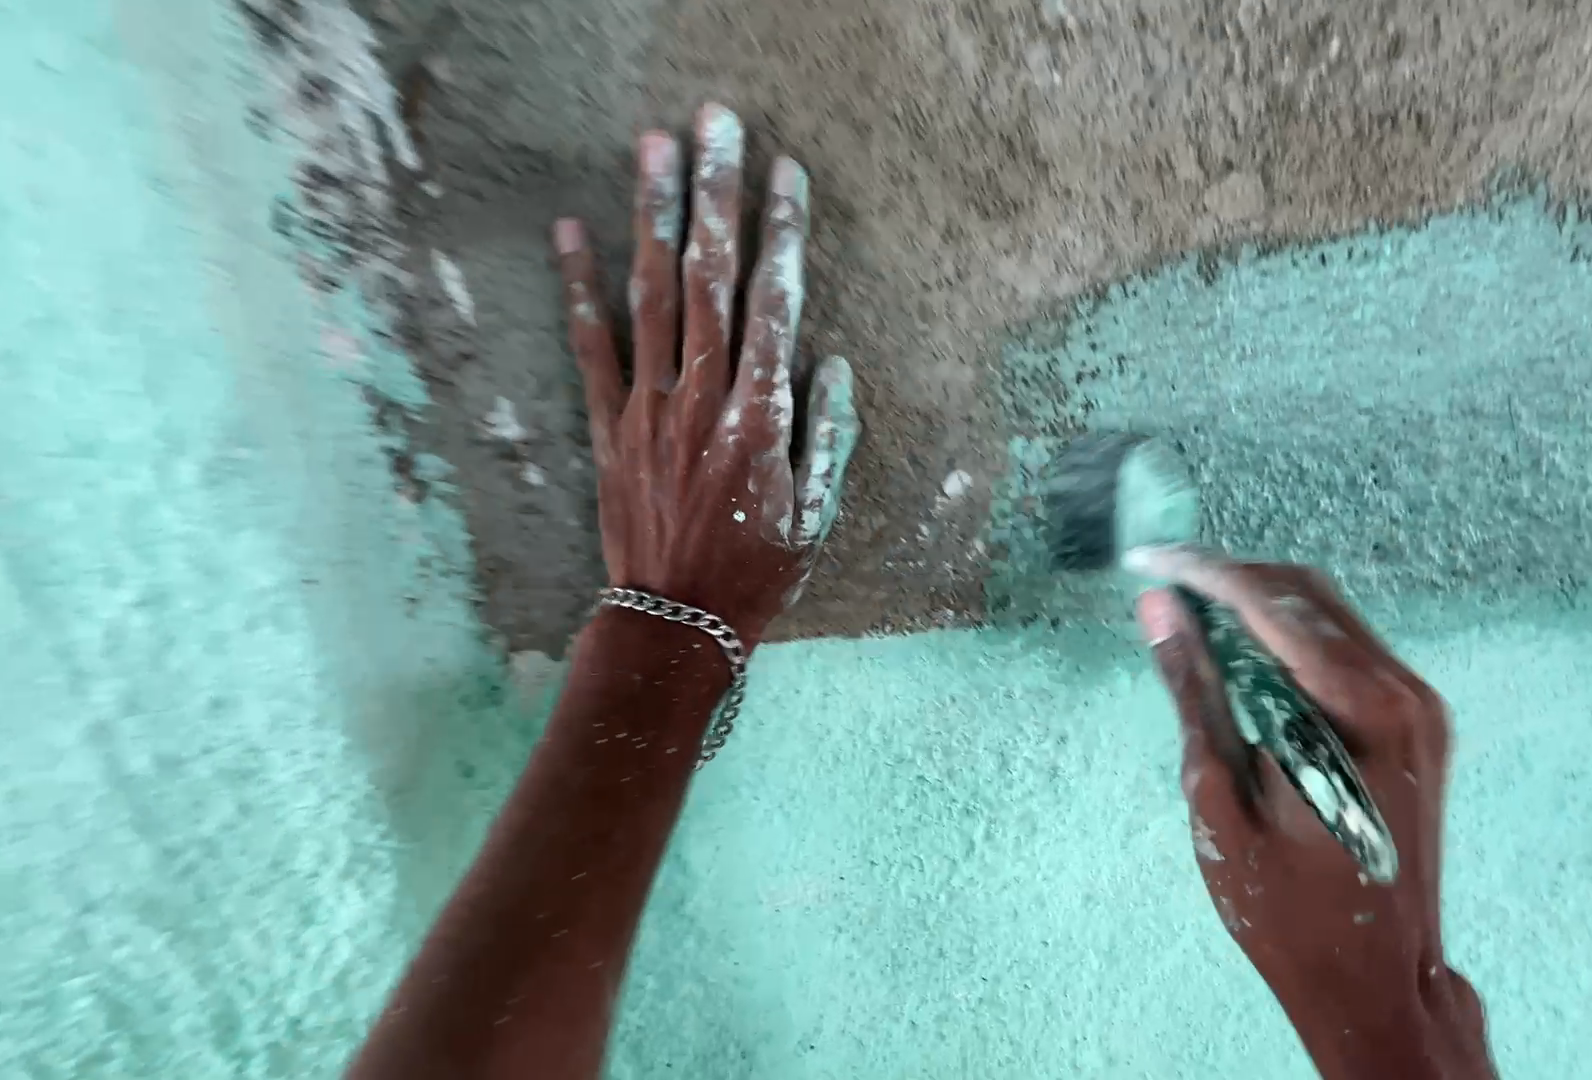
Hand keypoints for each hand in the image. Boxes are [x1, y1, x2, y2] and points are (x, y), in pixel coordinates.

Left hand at [551, 104, 857, 648]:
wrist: (678, 619)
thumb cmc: (759, 570)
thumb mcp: (817, 514)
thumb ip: (827, 433)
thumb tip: (830, 362)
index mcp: (761, 419)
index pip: (776, 306)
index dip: (782, 236)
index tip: (786, 175)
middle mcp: (703, 398)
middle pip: (709, 279)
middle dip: (716, 195)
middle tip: (715, 123)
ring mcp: (648, 408)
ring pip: (650, 296)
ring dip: (652, 216)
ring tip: (654, 147)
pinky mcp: (609, 427)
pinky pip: (590, 348)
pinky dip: (578, 289)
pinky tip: (571, 232)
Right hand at [1131, 549, 1493, 1078]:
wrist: (1377, 982)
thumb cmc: (1285, 907)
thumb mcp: (1219, 797)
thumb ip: (1194, 691)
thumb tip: (1159, 609)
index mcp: (1361, 710)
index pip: (1270, 604)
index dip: (1200, 571)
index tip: (1146, 558)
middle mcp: (1404, 690)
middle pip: (1302, 592)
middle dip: (1224, 577)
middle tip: (1160, 583)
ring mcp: (1418, 702)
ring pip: (1324, 611)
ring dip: (1252, 601)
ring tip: (1187, 609)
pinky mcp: (1414, 717)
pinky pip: (1341, 644)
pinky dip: (1282, 633)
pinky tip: (1237, 646)